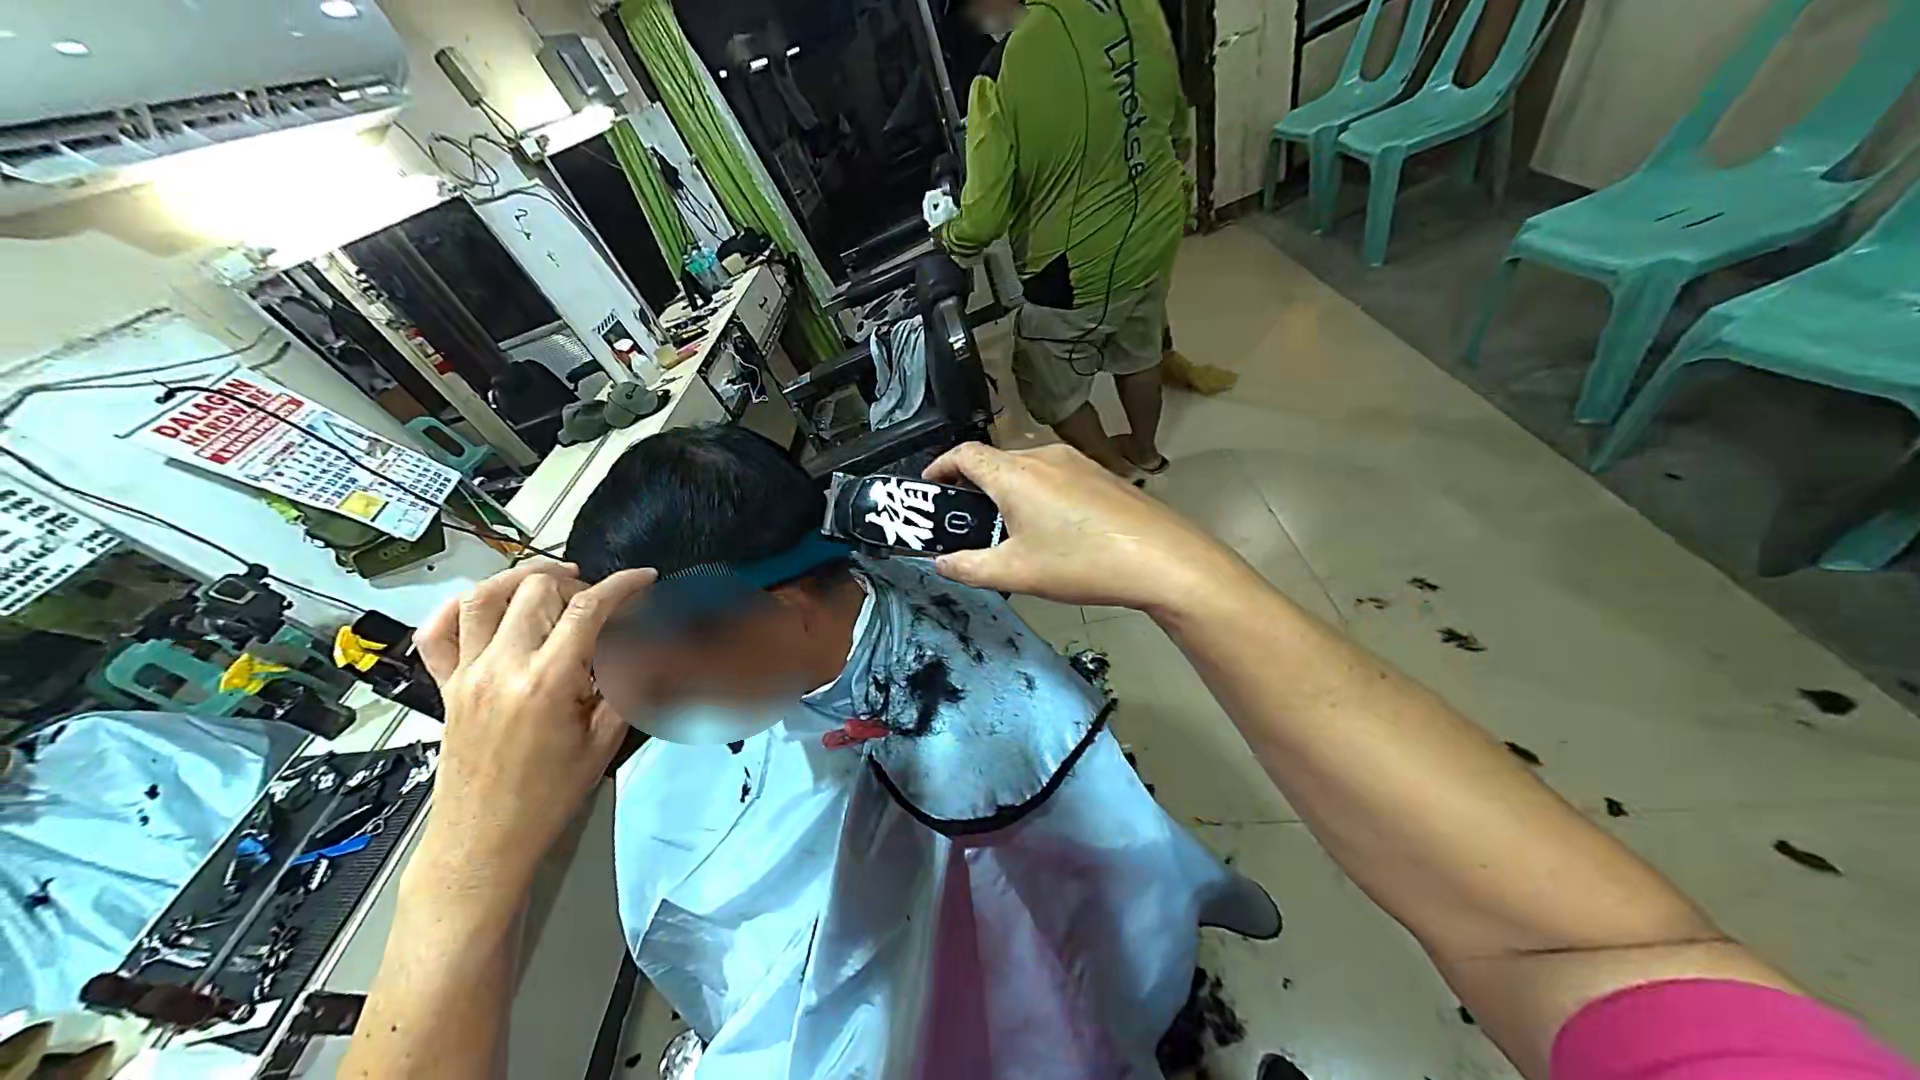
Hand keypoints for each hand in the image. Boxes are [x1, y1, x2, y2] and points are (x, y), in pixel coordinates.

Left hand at [412, 561, 657, 897]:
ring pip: (484, 596)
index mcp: (547, 682)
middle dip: (576, 581)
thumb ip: (626, 685)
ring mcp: (467, 674)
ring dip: (522, 578)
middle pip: (536, 590)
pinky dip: (459, 606)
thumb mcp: (604, 740)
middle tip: (600, 598)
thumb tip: (647, 646)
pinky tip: (485, 604)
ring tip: (552, 582)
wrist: (483, 840)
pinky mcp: (446, 686)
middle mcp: (501, 668)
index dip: (622, 585)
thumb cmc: (548, 796)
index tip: (643, 579)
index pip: (588, 609)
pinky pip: (437, 633)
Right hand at [922, 443, 1251, 612]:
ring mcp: (1077, 461)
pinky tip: (1049, 529)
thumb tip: (942, 563)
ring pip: (1025, 468)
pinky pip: (1054, 475)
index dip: (939, 468)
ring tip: (1006, 530)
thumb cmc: (1083, 562)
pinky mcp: (1100, 473)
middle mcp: (1044, 455)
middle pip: (994, 461)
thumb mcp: (1016, 572)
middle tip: (964, 521)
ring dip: (1005, 491)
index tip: (929, 489)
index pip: (964, 454)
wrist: (1164, 559)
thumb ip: (969, 567)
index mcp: (1015, 473)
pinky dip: (1035, 493)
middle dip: (971, 487)